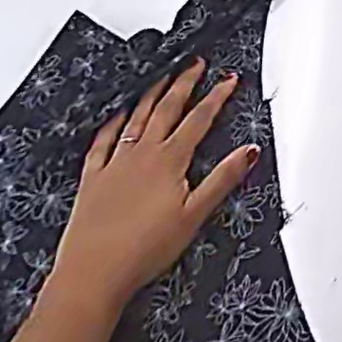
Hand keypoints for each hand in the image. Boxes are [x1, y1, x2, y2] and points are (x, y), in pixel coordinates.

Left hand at [49, 60, 259, 310]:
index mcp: (169, 161)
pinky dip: (111, 124)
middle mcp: (142, 156)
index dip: (217, 96)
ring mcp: (114, 165)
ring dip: (151, 94)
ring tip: (161, 76)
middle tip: (195, 64)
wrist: (91, 277)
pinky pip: (102, 143)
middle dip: (184, 83)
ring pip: (136, 119)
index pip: (199, 119)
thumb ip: (224, 178)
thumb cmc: (144, 251)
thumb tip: (250, 151)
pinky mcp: (92, 181)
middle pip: (167, 109)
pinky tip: (116, 114)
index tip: (229, 79)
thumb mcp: (194, 215)